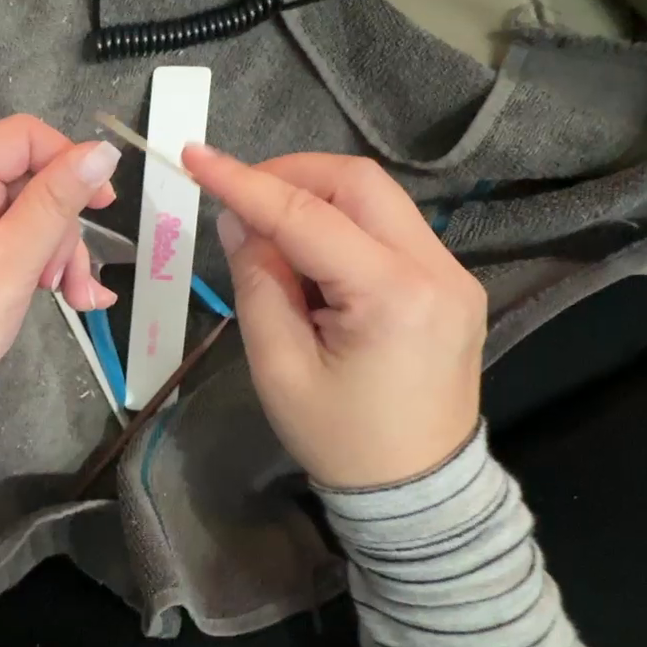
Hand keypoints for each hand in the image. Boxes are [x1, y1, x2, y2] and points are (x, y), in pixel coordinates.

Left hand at [0, 115, 120, 386]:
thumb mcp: (16, 258)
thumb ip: (57, 200)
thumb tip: (102, 151)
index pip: (23, 136)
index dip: (68, 159)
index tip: (102, 201)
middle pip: (34, 178)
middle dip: (64, 227)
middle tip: (71, 275)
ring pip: (35, 212)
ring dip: (62, 253)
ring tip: (73, 297)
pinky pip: (22, 237)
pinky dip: (47, 263)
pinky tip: (73, 298)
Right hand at [182, 147, 486, 487]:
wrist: (416, 492)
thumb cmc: (338, 437)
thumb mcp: (278, 366)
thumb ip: (258, 283)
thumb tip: (239, 221)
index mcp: (392, 296)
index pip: (306, 217)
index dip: (244, 182)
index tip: (194, 154)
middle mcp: (436, 269)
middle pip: (358, 182)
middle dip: (288, 174)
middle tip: (236, 191)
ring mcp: (451, 273)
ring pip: (376, 197)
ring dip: (312, 195)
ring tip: (263, 226)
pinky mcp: (447, 282)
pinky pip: (387, 227)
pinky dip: (337, 222)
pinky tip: (304, 253)